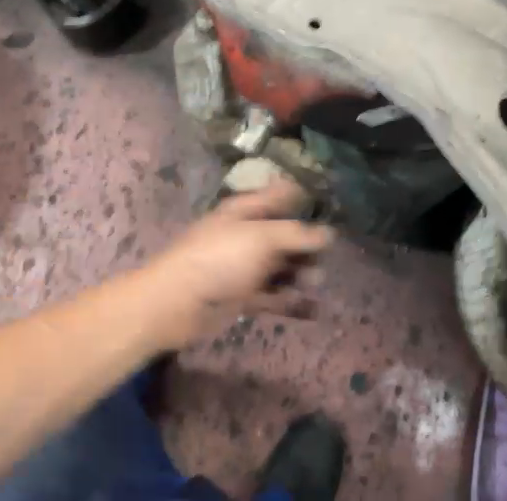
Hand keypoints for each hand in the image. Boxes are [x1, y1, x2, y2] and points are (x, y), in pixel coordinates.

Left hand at [136, 180, 335, 349]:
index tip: (330, 204)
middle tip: (325, 255)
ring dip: (301, 273)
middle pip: (284, 235)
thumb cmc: (219, 258)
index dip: (302, 197)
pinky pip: (274, 296)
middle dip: (306, 244)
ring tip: (316, 281)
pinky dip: (292, 302)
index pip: (279, 196)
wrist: (176, 303)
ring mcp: (245, 267)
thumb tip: (328, 233)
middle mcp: (247, 236)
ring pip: (281, 267)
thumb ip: (296, 235)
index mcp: (246, 211)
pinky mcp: (244, 296)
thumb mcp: (261, 238)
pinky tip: (314, 309)